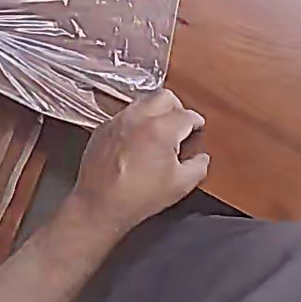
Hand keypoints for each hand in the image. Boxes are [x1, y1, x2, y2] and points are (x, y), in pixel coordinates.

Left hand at [60, 89, 208, 241]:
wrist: (99, 205)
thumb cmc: (139, 197)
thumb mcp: (180, 185)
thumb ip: (198, 166)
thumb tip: (201, 158)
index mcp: (161, 129)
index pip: (187, 115)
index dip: (196, 122)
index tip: (198, 128)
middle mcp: (138, 118)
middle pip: (164, 97)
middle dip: (177, 108)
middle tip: (180, 124)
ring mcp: (117, 121)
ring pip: (142, 102)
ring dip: (155, 112)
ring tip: (159, 131)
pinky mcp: (102, 129)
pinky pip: (124, 116)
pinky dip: (135, 122)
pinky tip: (137, 140)